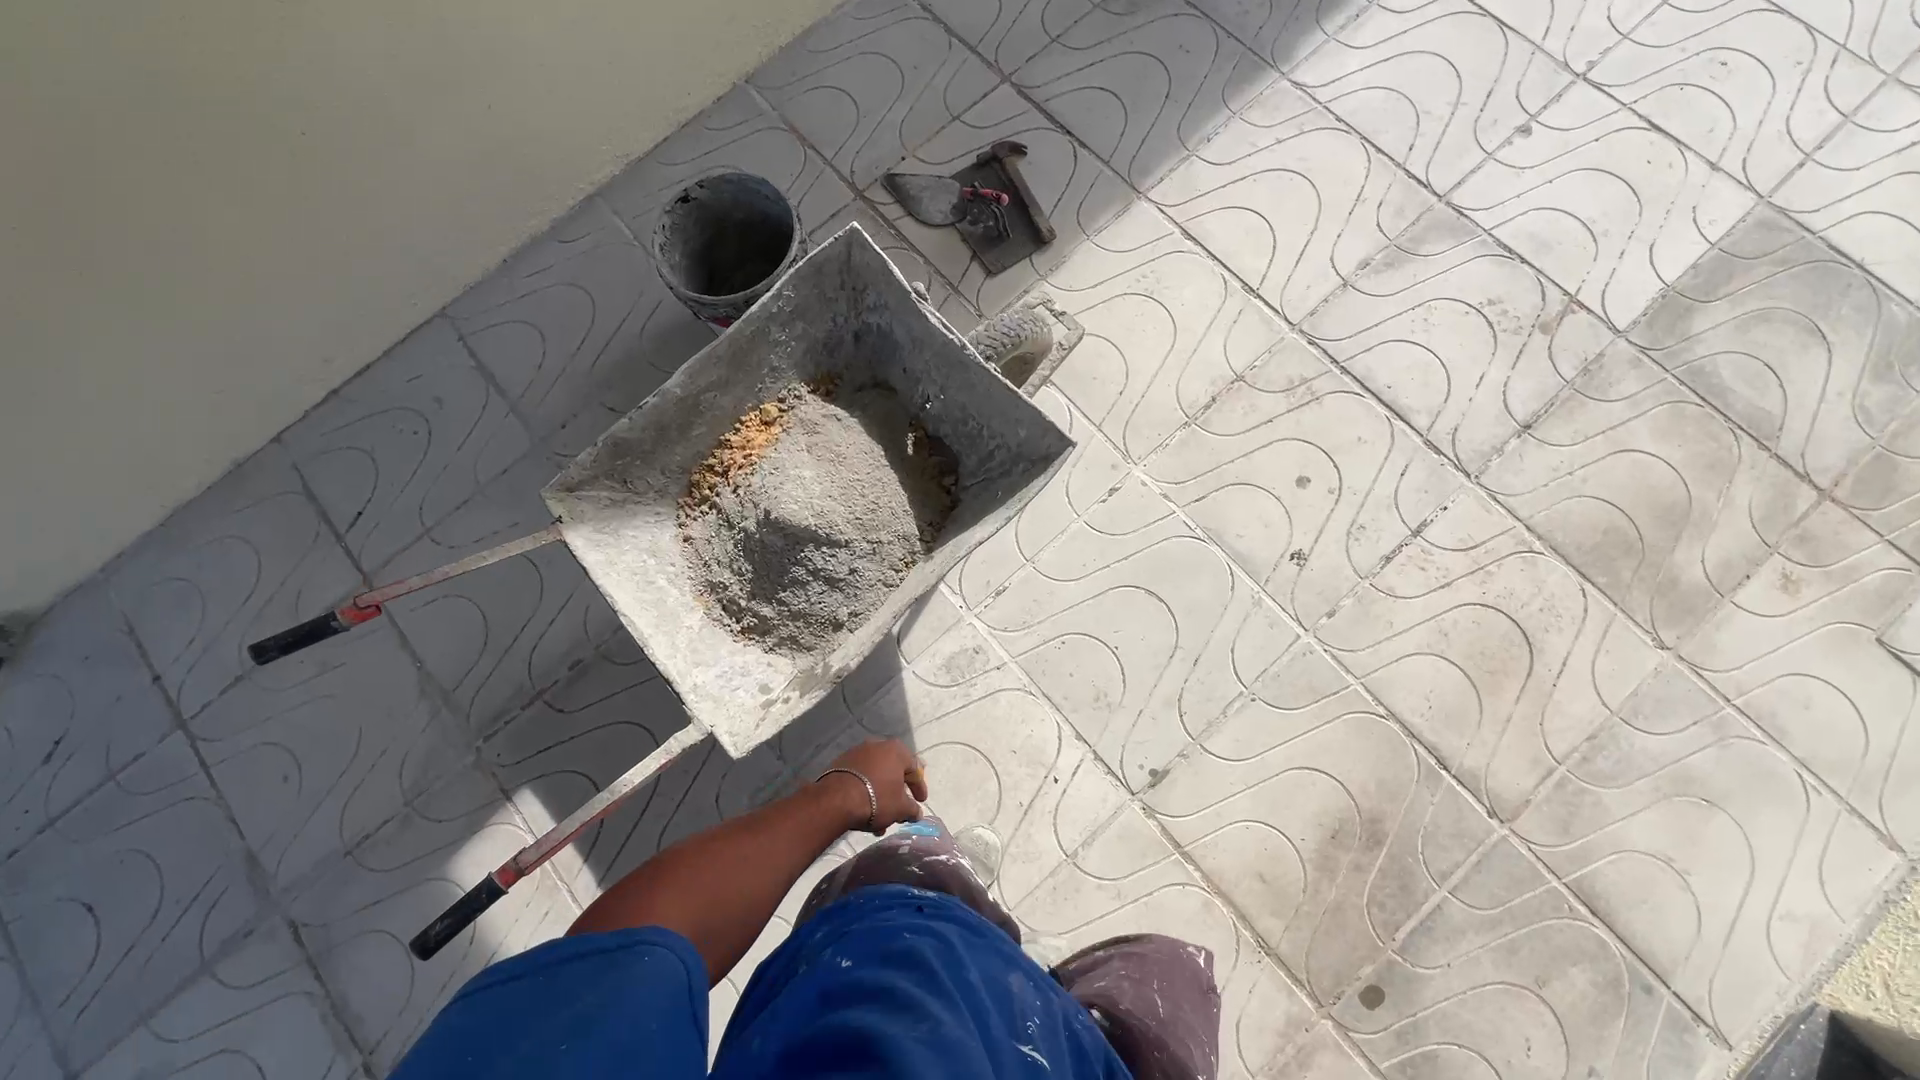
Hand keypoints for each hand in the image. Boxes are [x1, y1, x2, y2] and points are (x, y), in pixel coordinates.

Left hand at [821, 739, 927, 833]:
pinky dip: (865, 791)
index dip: (920, 787)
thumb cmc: (876, 799)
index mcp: (896, 750)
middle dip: (897, 793)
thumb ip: (912, 809)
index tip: (921, 801)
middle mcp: (877, 745)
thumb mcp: (900, 808)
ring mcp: (856, 752)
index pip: (915, 769)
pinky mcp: (840, 763)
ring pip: (875, 776)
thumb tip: (917, 813)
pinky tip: (864, 811)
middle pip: (893, 771)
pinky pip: (860, 777)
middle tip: (899, 809)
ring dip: (880, 795)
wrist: (836, 800)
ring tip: (880, 819)